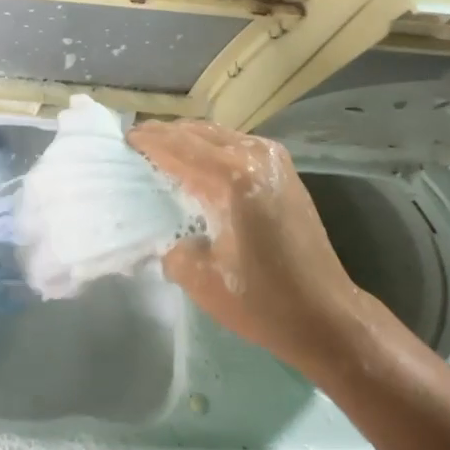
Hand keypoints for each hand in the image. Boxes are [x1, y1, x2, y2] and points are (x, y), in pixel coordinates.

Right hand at [130, 121, 363, 366]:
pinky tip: (198, 161)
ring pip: (218, 134)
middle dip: (165, 135)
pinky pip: (236, 143)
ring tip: (162, 149)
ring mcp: (273, 159)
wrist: (326, 316)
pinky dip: (211, 146)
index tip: (123, 141)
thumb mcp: (201, 279)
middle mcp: (253, 157)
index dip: (147, 142)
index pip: (177, 148)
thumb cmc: (262, 301)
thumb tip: (165, 236)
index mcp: (231, 179)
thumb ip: (171, 248)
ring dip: (188, 138)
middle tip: (137, 143)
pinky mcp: (284, 169)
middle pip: (197, 133)